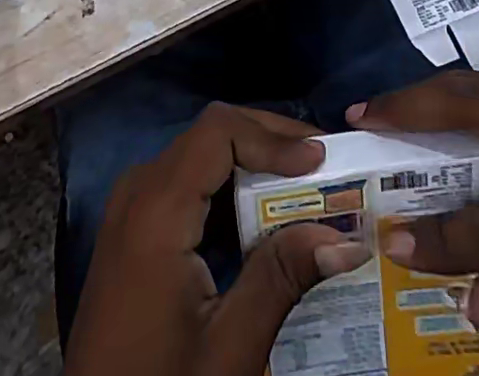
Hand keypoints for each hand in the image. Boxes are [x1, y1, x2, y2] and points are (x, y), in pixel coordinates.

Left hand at [66, 104, 372, 375]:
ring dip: (254, 161)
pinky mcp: (135, 222)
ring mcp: (133, 203)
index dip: (271, 135)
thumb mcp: (229, 345)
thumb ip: (281, 278)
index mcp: (157, 208)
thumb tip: (345, 237)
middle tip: (325, 164)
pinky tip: (267, 209)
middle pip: (209, 135)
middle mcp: (139, 188)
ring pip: (200, 154)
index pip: (217, 132)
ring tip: (308, 183)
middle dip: (270, 141)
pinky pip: (187, 180)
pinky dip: (231, 184)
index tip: (322, 159)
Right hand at [349, 72, 478, 347]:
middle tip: (357, 120)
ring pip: (477, 83)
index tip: (391, 241)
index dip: (443, 238)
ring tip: (378, 109)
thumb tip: (473, 304)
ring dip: (420, 93)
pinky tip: (430, 106)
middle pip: (472, 109)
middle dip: (406, 112)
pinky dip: (450, 92)